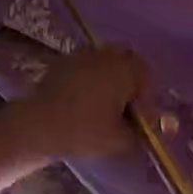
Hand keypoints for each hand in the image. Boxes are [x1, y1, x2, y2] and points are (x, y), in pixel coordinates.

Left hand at [10, 47, 147, 157]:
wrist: (42, 122)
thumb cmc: (86, 130)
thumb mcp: (122, 139)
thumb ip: (143, 131)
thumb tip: (150, 125)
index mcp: (122, 70)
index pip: (145, 71)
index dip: (148, 92)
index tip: (142, 114)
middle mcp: (103, 55)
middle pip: (126, 56)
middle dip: (132, 76)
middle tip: (128, 103)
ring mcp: (81, 54)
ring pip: (106, 55)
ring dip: (112, 72)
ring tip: (108, 99)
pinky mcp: (64, 59)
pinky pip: (87, 60)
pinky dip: (93, 72)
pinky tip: (88, 94)